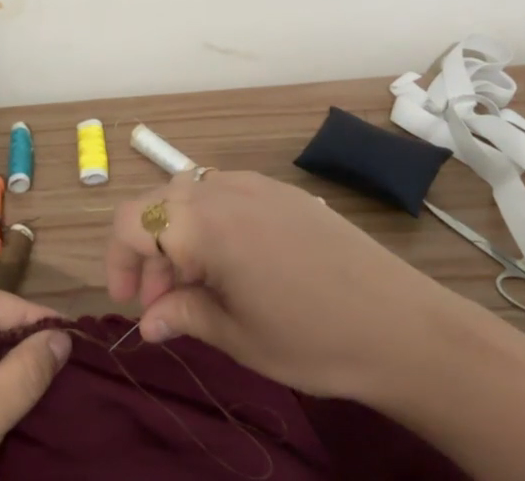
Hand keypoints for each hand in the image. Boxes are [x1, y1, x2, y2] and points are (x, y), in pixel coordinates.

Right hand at [104, 169, 481, 401]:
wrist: (406, 329)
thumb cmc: (313, 339)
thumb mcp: (238, 336)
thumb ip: (183, 315)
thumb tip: (148, 321)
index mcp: (203, 223)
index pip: (130, 222)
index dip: (118, 261)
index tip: (132, 305)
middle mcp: (223, 189)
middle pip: (158, 205)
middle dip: (150, 253)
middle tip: (164, 305)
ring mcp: (257, 185)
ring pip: (191, 197)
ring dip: (180, 237)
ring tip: (200, 287)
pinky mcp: (285, 192)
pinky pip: (226, 196)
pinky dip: (212, 224)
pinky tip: (235, 265)